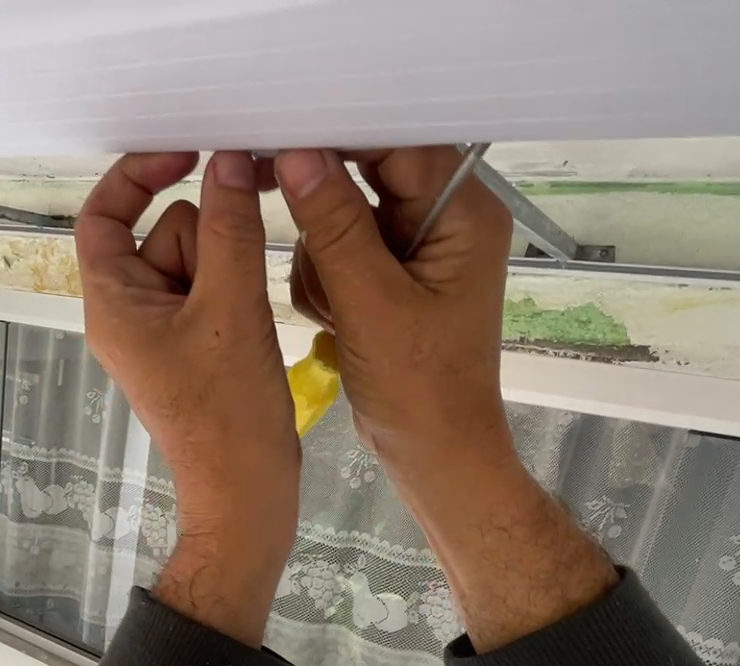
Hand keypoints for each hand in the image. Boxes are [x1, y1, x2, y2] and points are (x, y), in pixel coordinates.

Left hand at [76, 151, 296, 645]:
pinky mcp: (191, 347)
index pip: (102, 216)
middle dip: (206, 245)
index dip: (136, 175)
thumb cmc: (227, 410)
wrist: (244, 489)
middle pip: (162, 234)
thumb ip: (232, 226)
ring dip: (228, 272)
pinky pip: (210, 292)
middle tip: (229, 297)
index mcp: (112, 304)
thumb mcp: (231, 308)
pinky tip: (250, 328)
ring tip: (243, 324)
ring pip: (197, 261)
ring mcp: (160, 333)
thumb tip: (229, 160)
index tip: (185, 151)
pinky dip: (235, 294)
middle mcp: (127, 314)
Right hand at [276, 147, 517, 490]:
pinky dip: (323, 286)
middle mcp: (441, 221)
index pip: (397, 143)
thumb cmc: (418, 387)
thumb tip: (297, 154)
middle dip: (325, 220)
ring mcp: (412, 253)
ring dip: (321, 264)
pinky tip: (333, 323)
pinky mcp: (387, 282)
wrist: (432, 451)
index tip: (277, 145)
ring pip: (340, 221)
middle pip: (365, 179)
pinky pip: (337, 257)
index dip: (336, 139)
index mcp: (461, 213)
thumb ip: (334, 227)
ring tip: (335, 314)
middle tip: (296, 243)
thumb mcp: (372, 305)